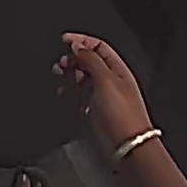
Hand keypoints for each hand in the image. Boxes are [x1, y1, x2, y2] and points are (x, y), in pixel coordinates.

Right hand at [55, 33, 152, 147]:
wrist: (127, 146)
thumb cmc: (122, 114)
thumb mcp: (105, 80)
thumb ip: (90, 60)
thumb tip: (77, 45)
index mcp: (117, 68)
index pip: (98, 46)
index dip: (81, 40)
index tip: (64, 40)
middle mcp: (111, 80)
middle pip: (89, 61)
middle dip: (73, 58)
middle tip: (60, 62)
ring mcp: (103, 95)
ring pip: (83, 77)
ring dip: (69, 74)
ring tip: (59, 75)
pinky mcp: (96, 110)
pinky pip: (80, 94)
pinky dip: (70, 91)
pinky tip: (63, 92)